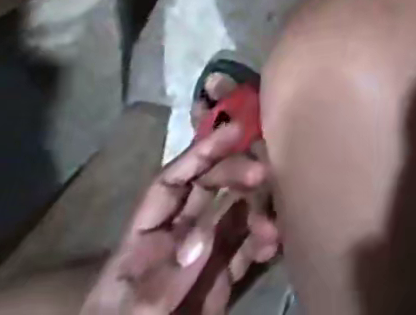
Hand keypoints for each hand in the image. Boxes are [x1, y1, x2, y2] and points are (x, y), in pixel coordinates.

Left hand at [80, 121, 280, 314]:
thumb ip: (162, 281)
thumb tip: (202, 239)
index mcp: (141, 240)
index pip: (171, 183)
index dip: (200, 153)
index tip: (234, 130)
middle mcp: (174, 240)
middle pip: (207, 190)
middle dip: (235, 173)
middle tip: (263, 171)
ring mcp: (200, 262)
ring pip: (234, 217)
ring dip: (256, 211)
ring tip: (273, 225)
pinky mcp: (220, 284)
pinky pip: (247, 252)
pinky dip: (263, 243)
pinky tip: (274, 245)